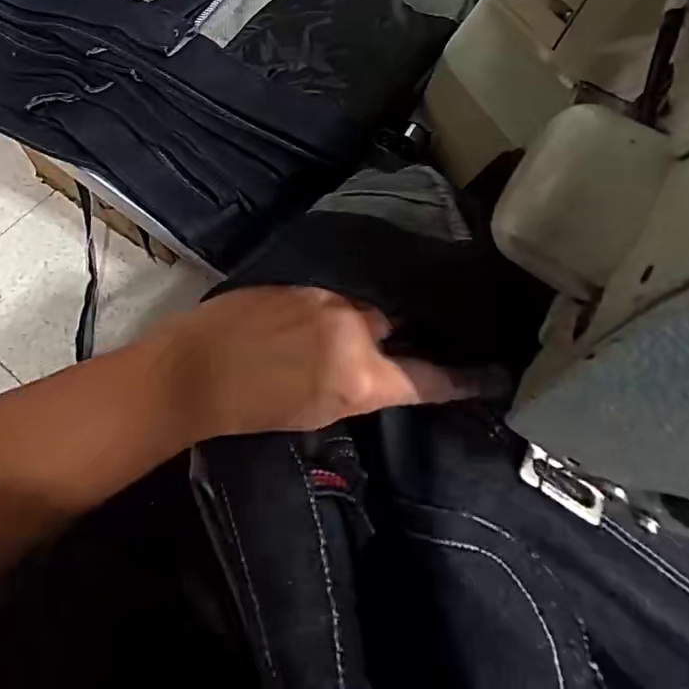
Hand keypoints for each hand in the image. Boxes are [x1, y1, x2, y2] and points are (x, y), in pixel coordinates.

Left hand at [149, 286, 500, 439]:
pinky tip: (350, 301)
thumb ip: (365, 385)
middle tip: (433, 328)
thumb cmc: (254, 407)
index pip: (429, 377)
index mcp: (359, 376)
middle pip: (408, 320)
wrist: (196, 368)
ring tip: (385, 314)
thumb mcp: (321, 412)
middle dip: (419, 327)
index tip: (492, 374)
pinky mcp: (311, 276)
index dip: (465, 378)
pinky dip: (357, 295)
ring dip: (384, 309)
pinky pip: (350, 285)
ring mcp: (332, 294)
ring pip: (378, 299)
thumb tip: (395, 368)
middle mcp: (355, 327)